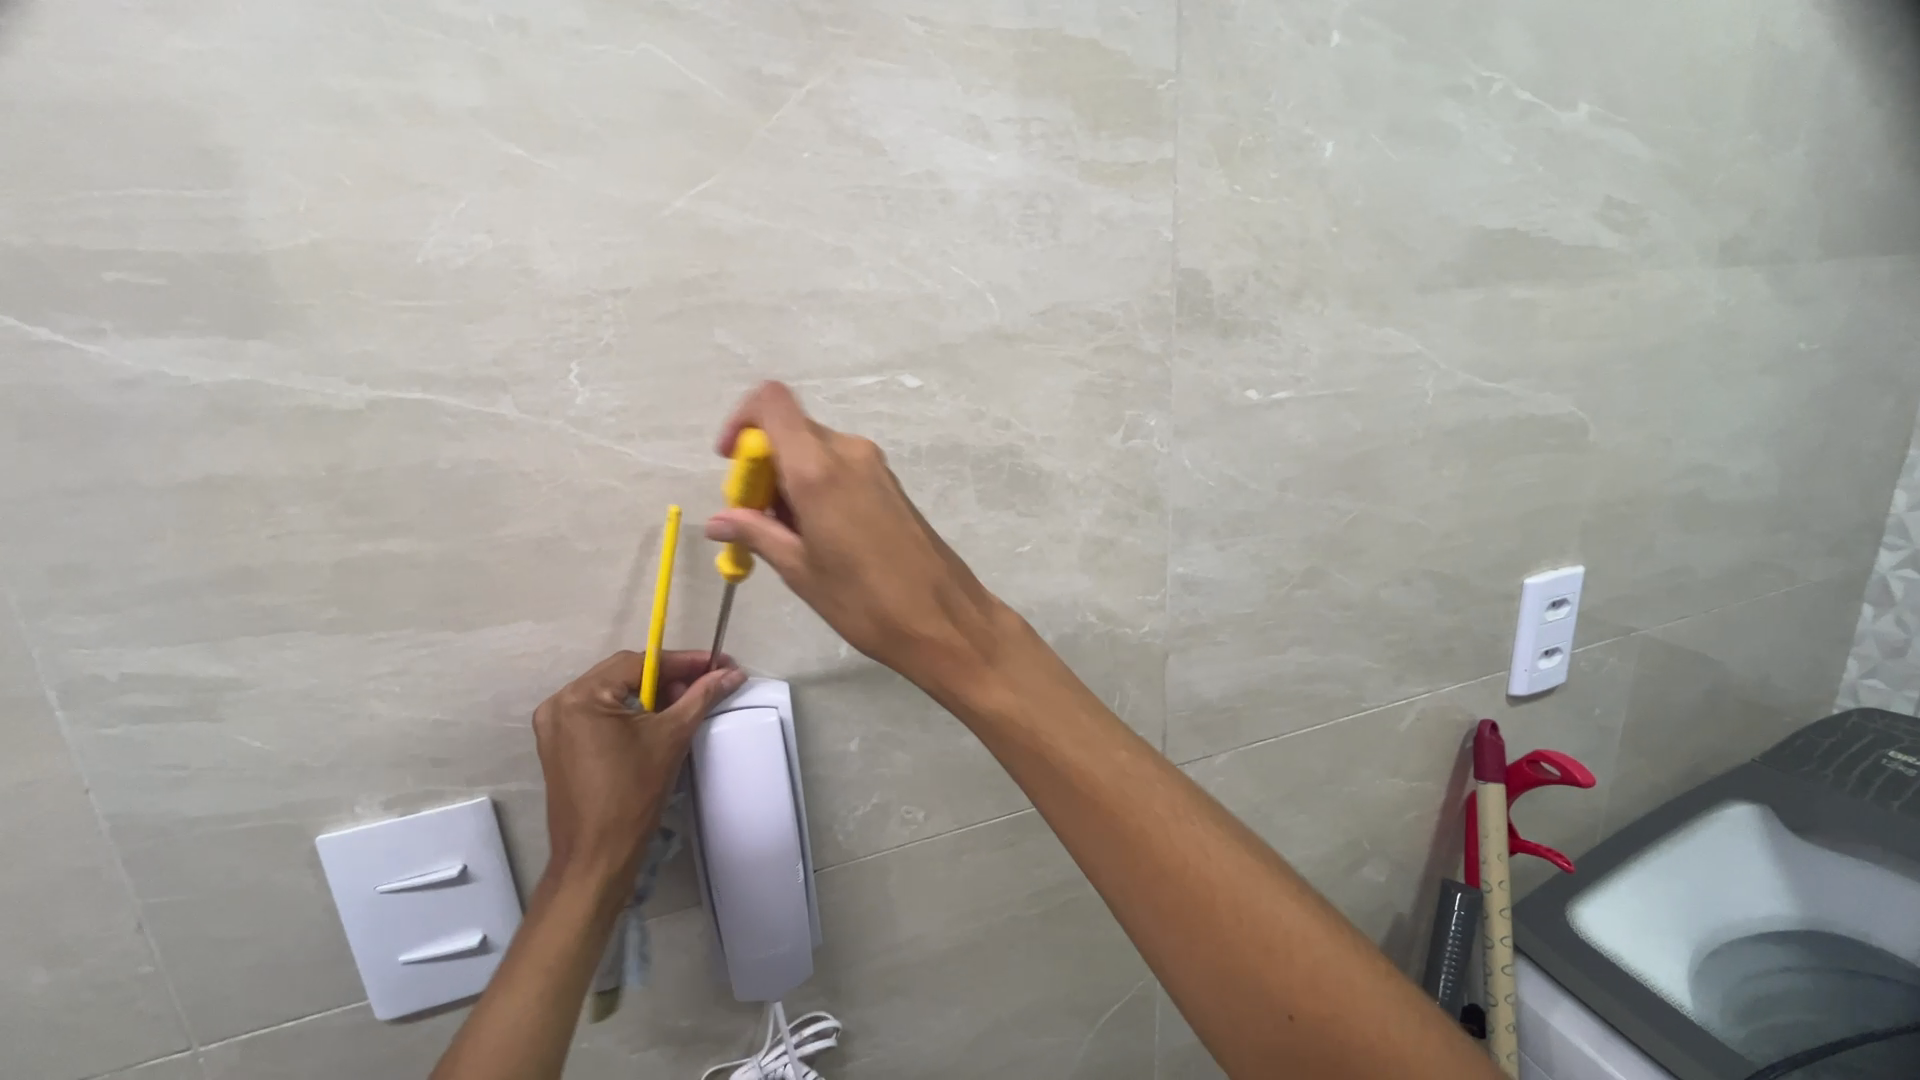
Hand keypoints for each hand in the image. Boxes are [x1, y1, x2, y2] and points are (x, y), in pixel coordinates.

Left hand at [532, 650, 744, 893]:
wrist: (597, 855)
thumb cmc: (633, 794)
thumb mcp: (672, 737)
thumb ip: (701, 696)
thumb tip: (732, 672)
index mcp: (581, 697)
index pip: (639, 663)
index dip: (684, 661)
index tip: (719, 662)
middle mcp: (559, 703)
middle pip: (623, 674)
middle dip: (668, 676)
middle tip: (705, 684)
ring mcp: (554, 725)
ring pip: (612, 692)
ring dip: (650, 693)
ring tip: (685, 702)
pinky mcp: (558, 744)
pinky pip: (599, 712)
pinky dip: (629, 710)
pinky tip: (657, 719)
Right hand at [704, 382, 1017, 699]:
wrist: (944, 620)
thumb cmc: (864, 601)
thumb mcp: (800, 570)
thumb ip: (756, 534)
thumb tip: (717, 521)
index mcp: (818, 468)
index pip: (771, 402)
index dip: (741, 422)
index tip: (730, 464)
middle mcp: (848, 452)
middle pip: (791, 430)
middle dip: (762, 464)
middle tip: (754, 518)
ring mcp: (874, 466)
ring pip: (815, 451)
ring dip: (789, 479)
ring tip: (787, 536)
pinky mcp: (891, 484)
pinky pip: (840, 467)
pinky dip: (817, 486)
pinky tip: (820, 535)